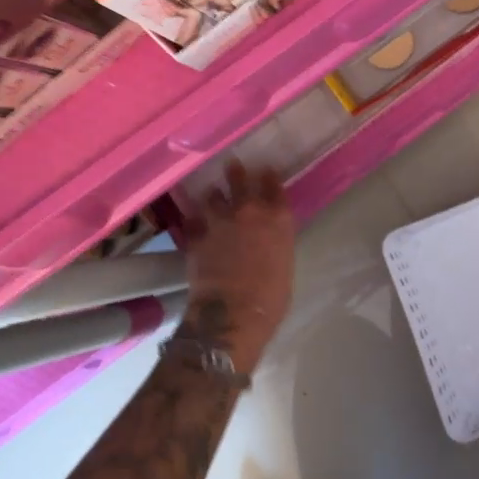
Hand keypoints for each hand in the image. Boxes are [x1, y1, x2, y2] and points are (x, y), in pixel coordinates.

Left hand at [181, 161, 295, 372]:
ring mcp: (219, 223)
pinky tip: (194, 222)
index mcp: (277, 219)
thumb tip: (268, 240)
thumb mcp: (285, 264)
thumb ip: (276, 243)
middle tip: (232, 164)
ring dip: (212, 195)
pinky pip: (193, 222)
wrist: (233, 314)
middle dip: (236, 172)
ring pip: (212, 197)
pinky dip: (195, 221)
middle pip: (240, 181)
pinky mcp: (196, 238)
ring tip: (211, 193)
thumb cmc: (271, 297)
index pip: (274, 186)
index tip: (265, 171)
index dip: (269, 177)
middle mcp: (249, 213)